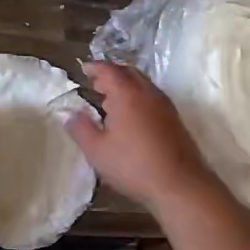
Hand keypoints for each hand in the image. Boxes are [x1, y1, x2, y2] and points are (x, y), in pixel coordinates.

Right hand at [65, 62, 222, 212]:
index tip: (84, 69)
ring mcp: (164, 104)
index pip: (109, 70)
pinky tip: (131, 114)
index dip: (95, 67)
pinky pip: (152, 95)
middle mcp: (148, 93)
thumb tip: (70, 114)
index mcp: (127, 94)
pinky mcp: (174, 117)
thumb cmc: (133, 165)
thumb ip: (81, 129)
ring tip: (110, 98)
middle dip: (111, 73)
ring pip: (142, 83)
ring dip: (126, 84)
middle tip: (96, 83)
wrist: (179, 182)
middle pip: (128, 72)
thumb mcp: (98, 151)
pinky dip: (137, 95)